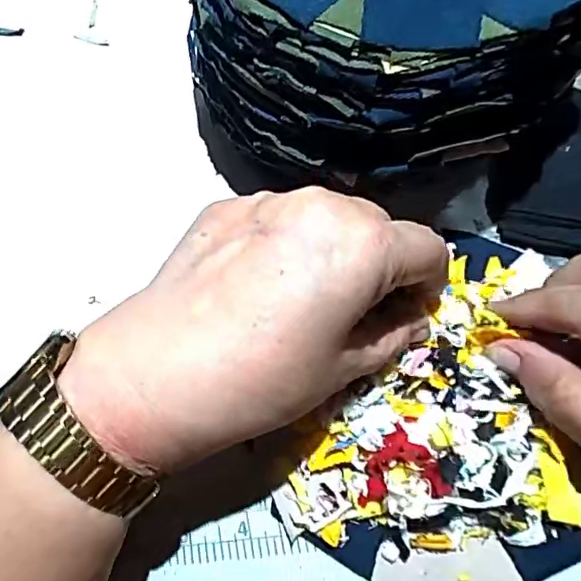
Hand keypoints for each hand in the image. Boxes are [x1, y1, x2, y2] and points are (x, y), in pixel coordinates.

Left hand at [56, 189, 448, 475]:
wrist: (152, 375)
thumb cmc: (261, 380)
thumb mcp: (342, 369)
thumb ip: (392, 334)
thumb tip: (411, 318)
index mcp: (362, 241)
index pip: (428, 248)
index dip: (427, 285)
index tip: (407, 313)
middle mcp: (320, 204)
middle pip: (378, 226)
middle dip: (381, 264)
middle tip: (355, 312)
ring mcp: (267, 200)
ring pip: (328, 217)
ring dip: (334, 250)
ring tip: (302, 299)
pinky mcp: (225, 207)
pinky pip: (279, 219)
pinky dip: (287, 245)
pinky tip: (258, 287)